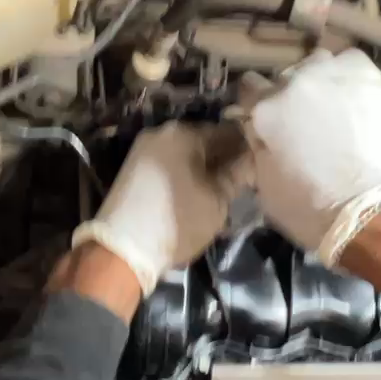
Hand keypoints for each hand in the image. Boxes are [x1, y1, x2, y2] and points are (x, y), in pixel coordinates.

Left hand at [73, 122, 234, 298]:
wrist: (122, 249)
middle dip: (223, 156)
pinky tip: (197, 189)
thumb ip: (236, 173)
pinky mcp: (133, 167)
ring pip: (185, 152)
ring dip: (203, 165)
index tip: (258, 165)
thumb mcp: (217, 200)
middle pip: (203, 139)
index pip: (226, 131)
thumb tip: (248, 158)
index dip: (245, 148)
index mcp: (184, 133)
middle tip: (242, 178)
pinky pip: (169, 162)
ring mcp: (144, 149)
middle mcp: (162, 132)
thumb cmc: (177, 221)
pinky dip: (184, 172)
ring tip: (221, 188)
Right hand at [243, 50, 380, 264]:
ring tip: (330, 108)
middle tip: (302, 125)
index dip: (255, 107)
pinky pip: (348, 63)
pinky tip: (354, 98)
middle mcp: (295, 82)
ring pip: (315, 65)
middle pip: (283, 78)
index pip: (248, 89)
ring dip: (316, 83)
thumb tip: (261, 135)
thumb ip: (258, 150)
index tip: (265, 124)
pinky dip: (346, 77)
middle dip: (287, 99)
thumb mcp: (268, 189)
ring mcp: (334, 73)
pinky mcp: (370, 75)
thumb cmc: (318, 211)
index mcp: (265, 110)